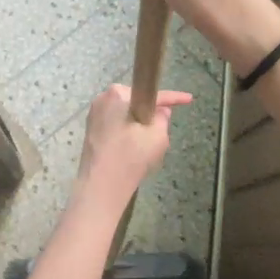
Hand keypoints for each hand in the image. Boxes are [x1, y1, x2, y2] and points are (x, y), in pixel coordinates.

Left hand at [75, 84, 192, 197]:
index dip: (174, 98)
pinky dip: (126, 133)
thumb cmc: (131, 156)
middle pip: (136, 103)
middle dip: (150, 114)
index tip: (189, 98)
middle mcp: (103, 99)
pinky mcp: (90, 130)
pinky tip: (132, 150)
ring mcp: (94, 114)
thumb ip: (163, 119)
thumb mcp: (158, 136)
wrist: (101, 184)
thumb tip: (161, 111)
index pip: (152, 94)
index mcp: (118, 94)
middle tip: (162, 130)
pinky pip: (115, 126)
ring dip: (138, 125)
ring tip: (148, 145)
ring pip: (125, 116)